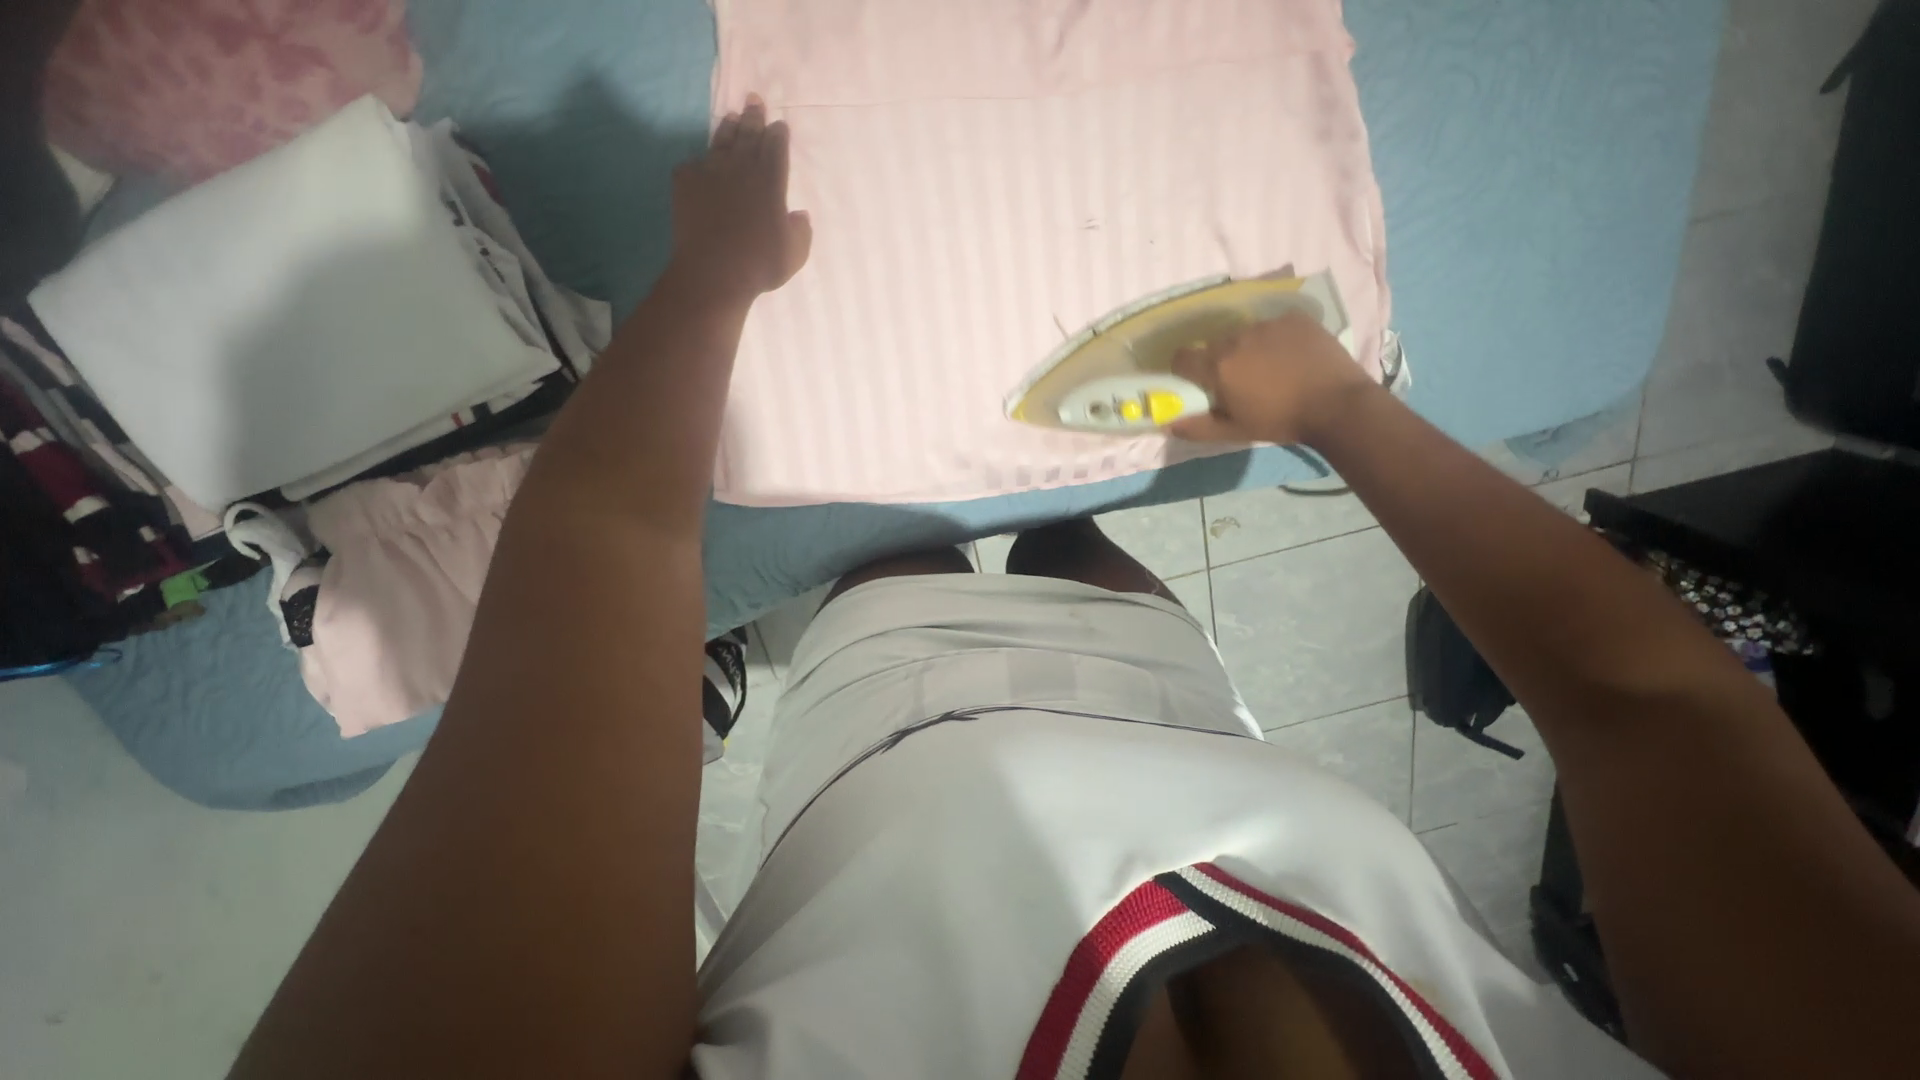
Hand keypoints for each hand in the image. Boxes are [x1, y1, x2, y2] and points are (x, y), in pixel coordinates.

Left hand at [669, 94, 812, 302]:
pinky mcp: (685, 182)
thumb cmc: (760, 264)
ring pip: (720, 142)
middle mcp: (741, 168)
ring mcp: (711, 172)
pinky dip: (699, 164)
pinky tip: (701, 165)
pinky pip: (693, 165)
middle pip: (748, 134)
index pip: (776, 146)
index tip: (778, 125)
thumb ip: (800, 231)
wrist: (713, 272)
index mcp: (771, 181)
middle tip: (754, 100)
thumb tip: (798, 216)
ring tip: (731, 118)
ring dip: (727, 129)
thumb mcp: (795, 253)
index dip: (778, 134)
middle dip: (753, 117)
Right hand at [1167, 312, 1379, 445]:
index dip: (1185, 370)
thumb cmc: (1281, 421)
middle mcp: (1237, 338)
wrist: (1338, 405)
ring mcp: (1268, 324)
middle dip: (1221, 361)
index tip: (1198, 383)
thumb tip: (1167, 423)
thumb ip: (1197, 427)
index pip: (1182, 357)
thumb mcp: (1235, 431)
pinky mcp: (1294, 317)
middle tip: (1241, 381)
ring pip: (1245, 334)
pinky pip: (1274, 325)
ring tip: (1272, 368)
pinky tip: (1293, 356)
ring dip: (1250, 348)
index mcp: (1218, 365)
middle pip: (1215, 345)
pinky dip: (1277, 339)